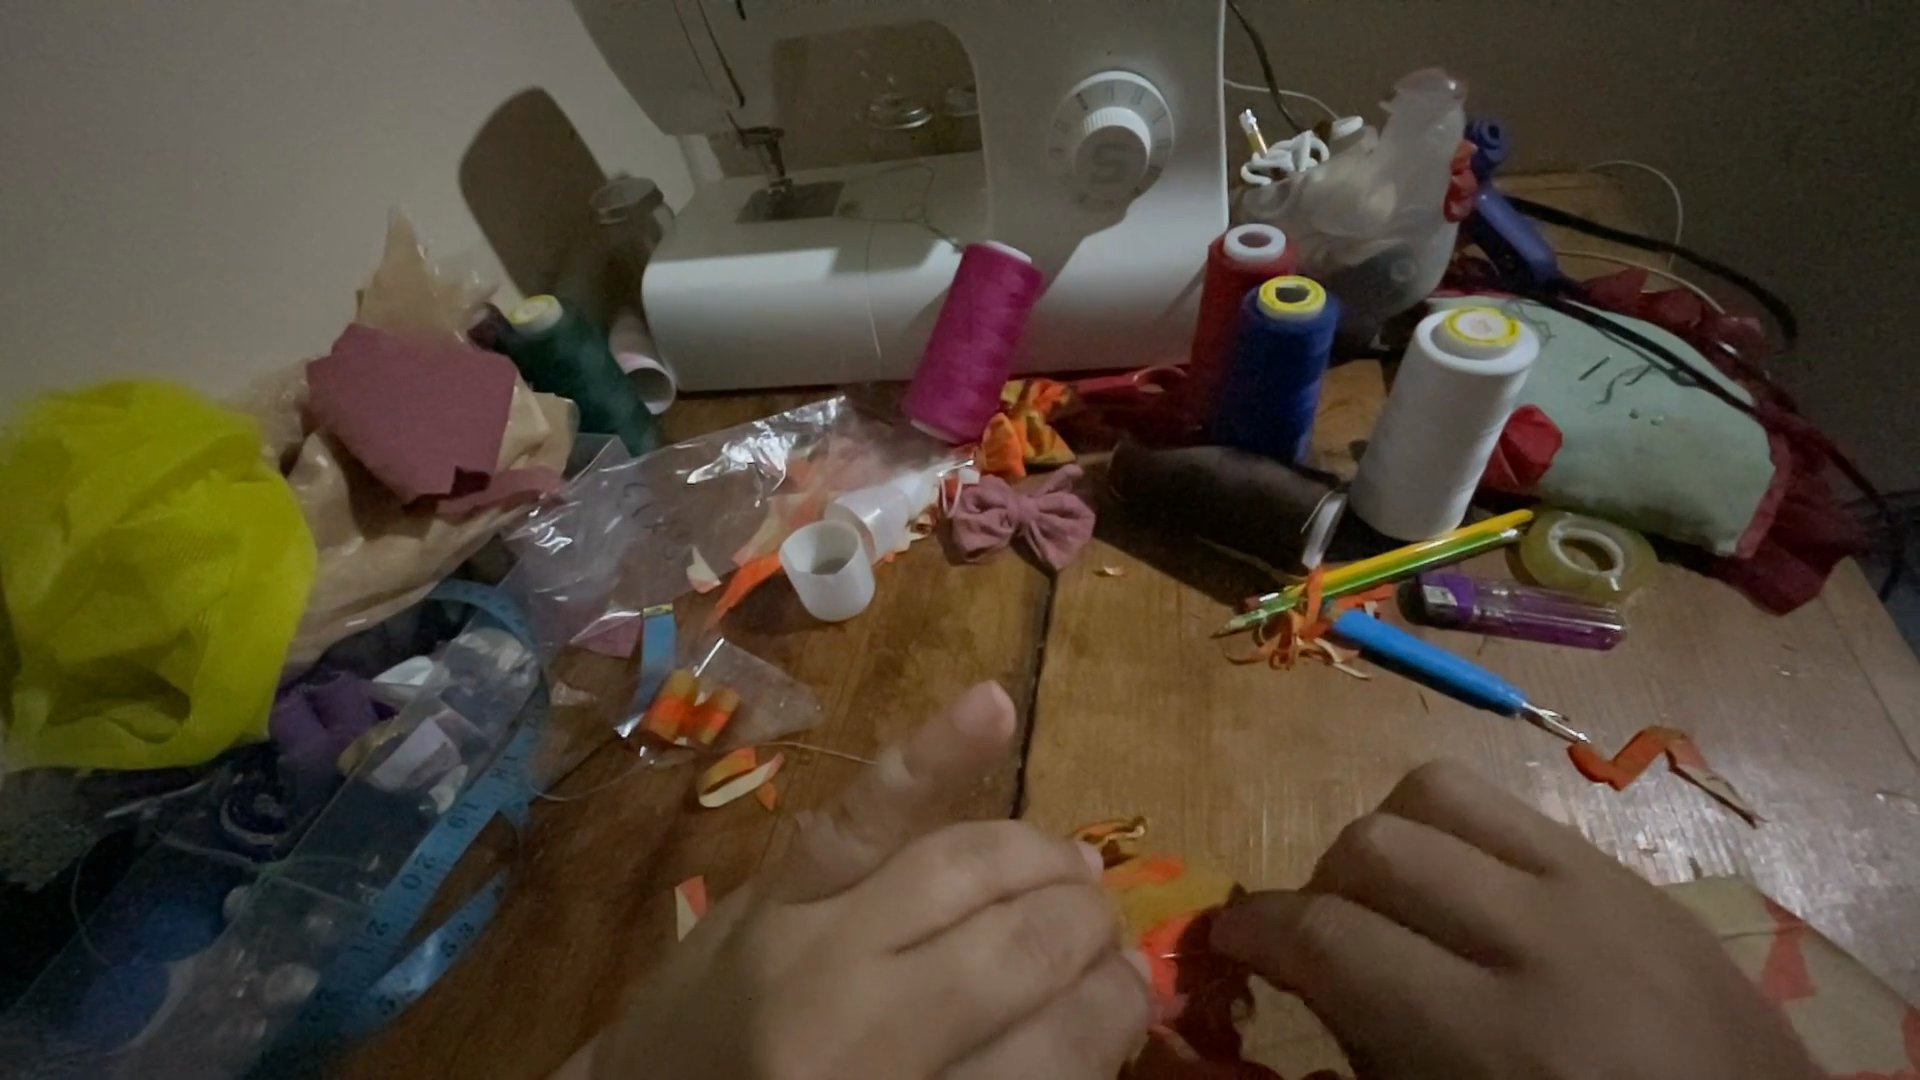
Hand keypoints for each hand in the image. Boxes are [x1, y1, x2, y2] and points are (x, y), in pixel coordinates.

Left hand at [567, 682, 1151, 1079]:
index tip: (1131, 992)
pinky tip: (994, 706)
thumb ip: (1009, 1072)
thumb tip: (1110, 998)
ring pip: (962, 871)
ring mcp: (812, 943)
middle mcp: (862, 1033)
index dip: (1110, 1012)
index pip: (1053, 1056)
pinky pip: (868, 812)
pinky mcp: (777, 887)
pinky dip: (935, 754)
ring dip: (1037, 859)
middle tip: (1107, 925)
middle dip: (1083, 927)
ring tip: (1074, 864)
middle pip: (1015, 950)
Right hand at [1209, 761, 1818, 1079]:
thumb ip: (1356, 1044)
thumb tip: (1279, 968)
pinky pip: (1503, 805)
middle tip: (1325, 937)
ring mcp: (1605, 893)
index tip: (1231, 936)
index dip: (1255, 928)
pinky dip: (1451, 833)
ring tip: (1394, 897)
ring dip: (1386, 839)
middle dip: (1321, 888)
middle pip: (1373, 845)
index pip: (1330, 937)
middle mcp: (1554, 944)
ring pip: (1433, 790)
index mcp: (1507, 1040)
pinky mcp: (1631, 875)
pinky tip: (1462, 890)